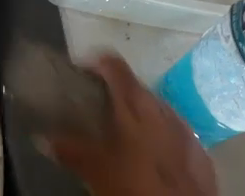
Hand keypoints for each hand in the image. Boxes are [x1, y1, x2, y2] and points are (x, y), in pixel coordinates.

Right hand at [42, 55, 218, 195]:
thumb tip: (43, 137)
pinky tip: (153, 156)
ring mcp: (185, 129)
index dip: (95, 62)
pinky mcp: (201, 152)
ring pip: (157, 110)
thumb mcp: (97, 170)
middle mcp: (161, 107)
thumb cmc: (136, 186)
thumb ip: (70, 149)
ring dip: (140, 115)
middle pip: (135, 86)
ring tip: (124, 134)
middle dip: (115, 93)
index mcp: (135, 102)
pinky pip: (175, 133)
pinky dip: (161, 137)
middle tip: (97, 108)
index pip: (113, 64)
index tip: (80, 71)